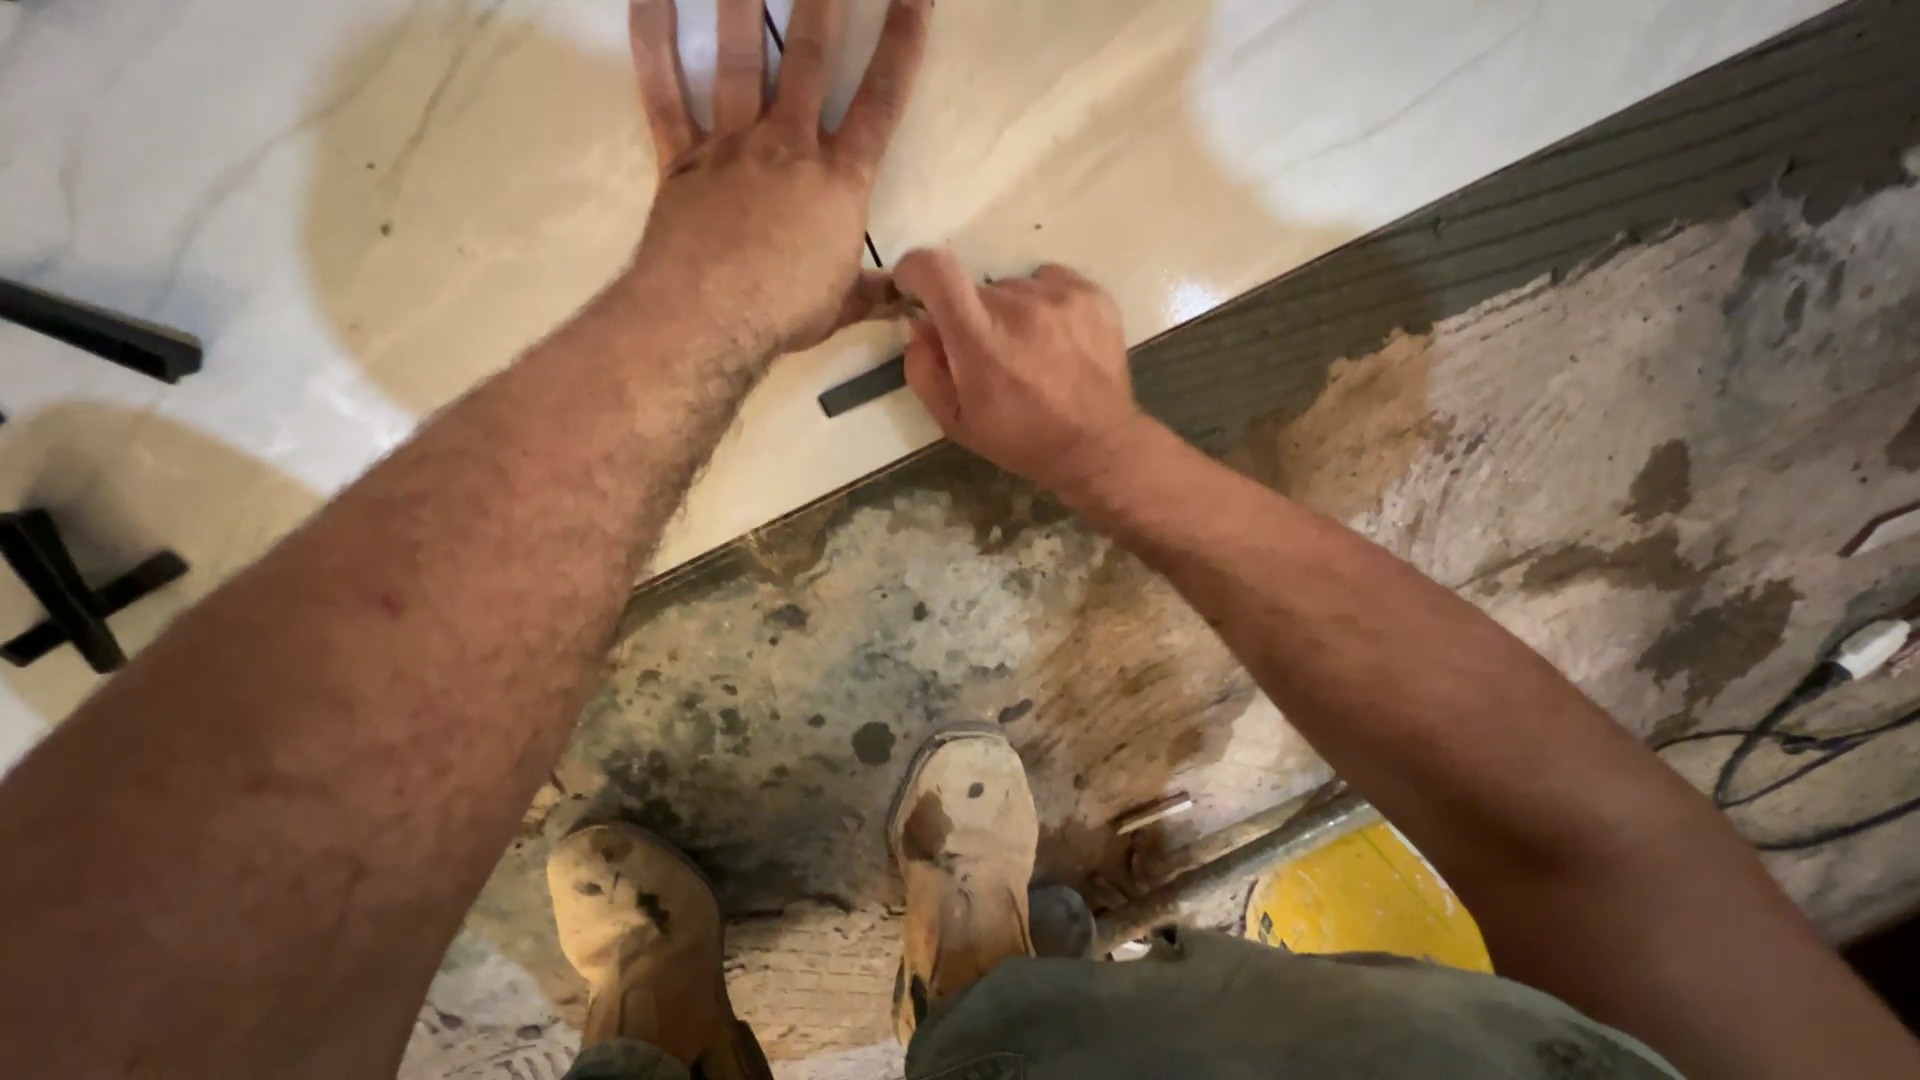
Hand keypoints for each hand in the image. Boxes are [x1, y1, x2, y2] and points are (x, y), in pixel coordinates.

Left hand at [624, 0, 929, 355]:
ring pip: (739, 60)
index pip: (881, 101)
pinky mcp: (681, 157)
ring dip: (740, 2)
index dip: (903, 43)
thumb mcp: (843, 306)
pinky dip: (654, 42)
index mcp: (840, 182)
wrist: (711, 319)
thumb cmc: (785, 313)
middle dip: (822, 0)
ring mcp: (732, 146)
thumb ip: (876, 293)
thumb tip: (910, 299)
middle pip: (808, 58)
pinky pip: (663, 92)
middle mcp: (789, 147)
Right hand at [895, 249, 1145, 496]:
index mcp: (980, 339)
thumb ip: (924, 368)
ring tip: (1031, 352)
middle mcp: (1019, 306)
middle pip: (976, 290)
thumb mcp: (954, 420)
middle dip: (972, 317)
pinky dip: (1044, 305)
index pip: (936, 270)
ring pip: (1014, 288)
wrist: (1096, 445)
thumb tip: (920, 324)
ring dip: (1011, 313)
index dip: (915, 269)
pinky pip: (1050, 282)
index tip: (914, 286)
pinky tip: (1056, 340)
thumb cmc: (1020, 438)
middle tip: (990, 354)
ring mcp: (1059, 296)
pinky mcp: (1091, 294)